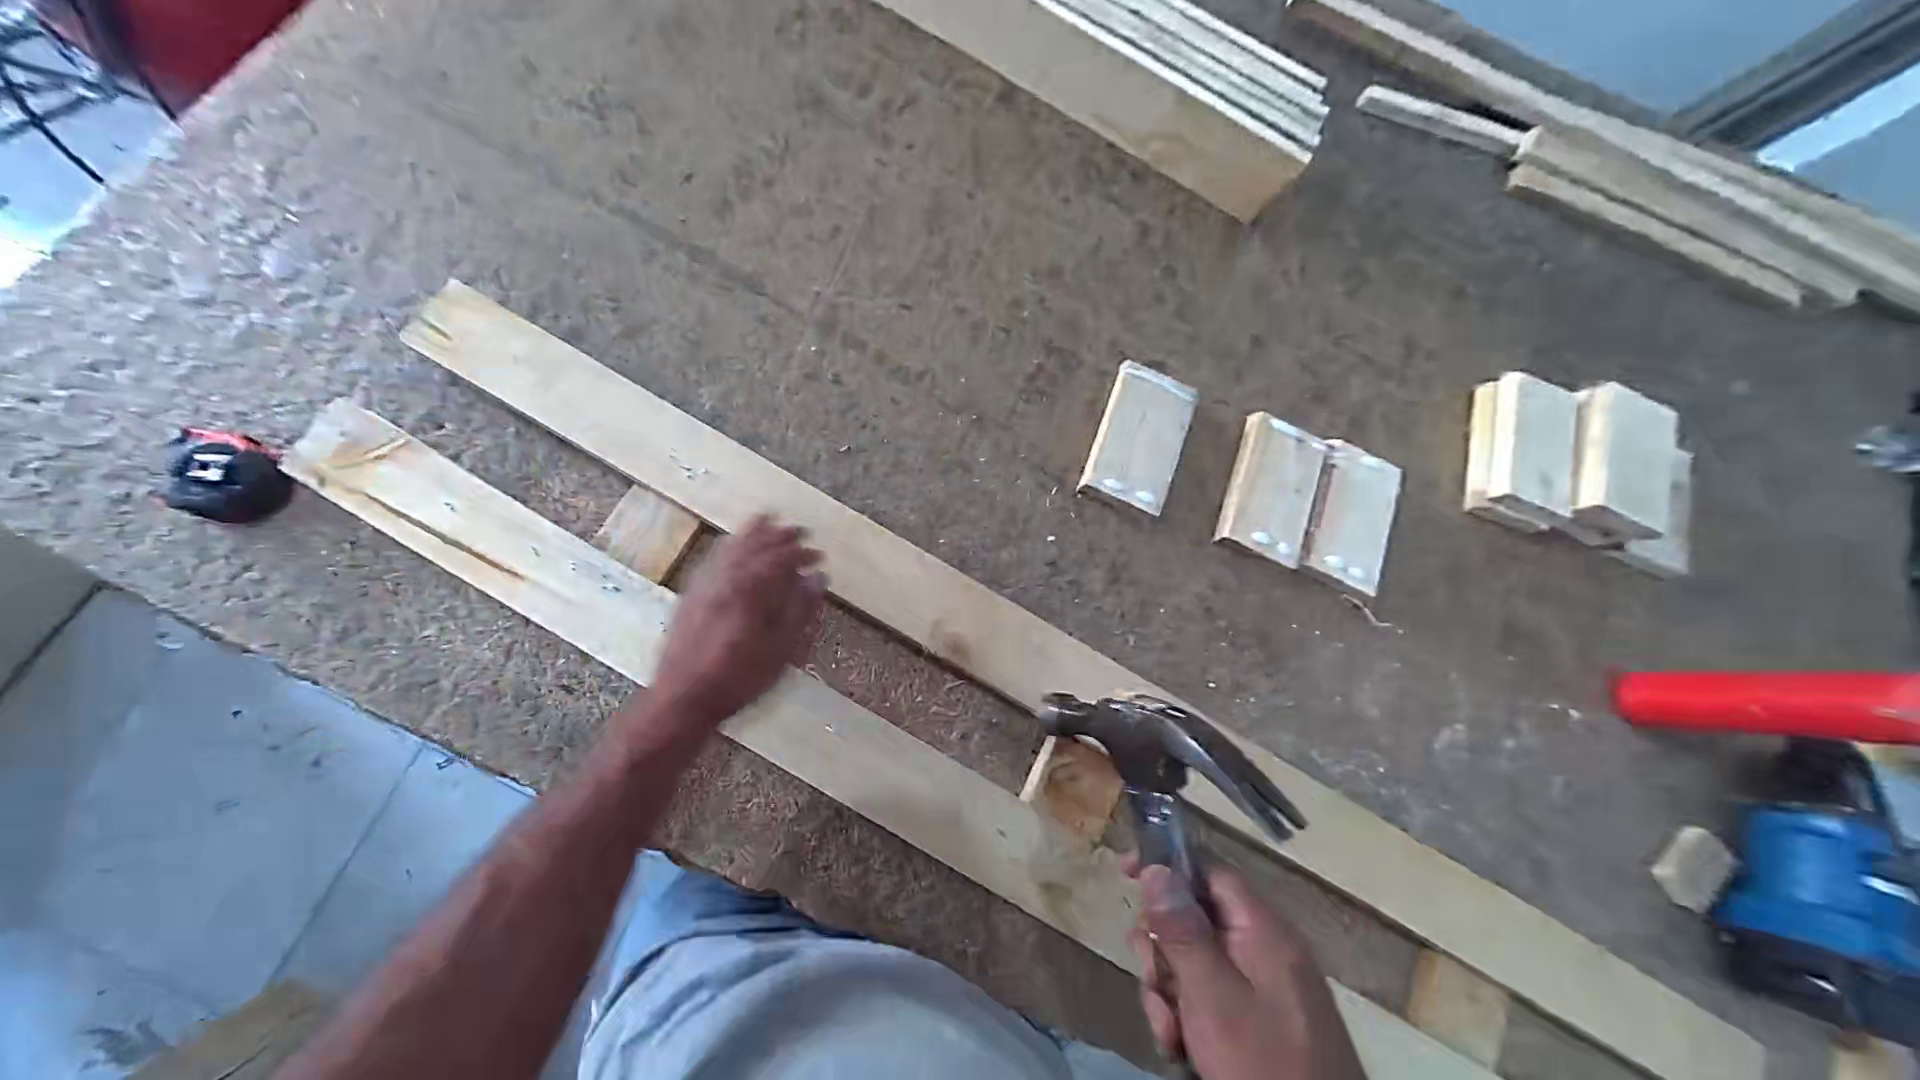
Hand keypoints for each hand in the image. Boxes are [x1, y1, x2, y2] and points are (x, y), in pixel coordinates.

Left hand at [641, 515, 825, 737]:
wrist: (682, 697)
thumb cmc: (738, 677)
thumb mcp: (780, 649)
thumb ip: (800, 610)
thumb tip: (818, 578)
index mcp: (750, 590)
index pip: (781, 559)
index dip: (802, 553)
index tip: (819, 555)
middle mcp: (725, 579)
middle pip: (755, 545)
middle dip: (779, 535)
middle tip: (799, 530)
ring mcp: (704, 585)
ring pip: (731, 547)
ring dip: (751, 533)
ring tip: (766, 520)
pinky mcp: (690, 596)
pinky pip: (712, 559)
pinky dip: (728, 546)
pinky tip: (731, 547)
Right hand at [1127, 861, 1364, 1079]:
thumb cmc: (1264, 1066)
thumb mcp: (1214, 998)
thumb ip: (1183, 932)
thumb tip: (1156, 867)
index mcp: (1263, 930)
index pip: (1209, 870)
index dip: (1166, 866)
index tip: (1126, 873)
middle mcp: (1263, 947)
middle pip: (1194, 916)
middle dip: (1162, 948)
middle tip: (1154, 983)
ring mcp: (1262, 983)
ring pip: (1193, 958)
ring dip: (1169, 988)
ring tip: (1170, 1032)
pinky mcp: (1257, 1015)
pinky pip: (1207, 992)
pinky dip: (1186, 1013)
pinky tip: (1181, 1045)